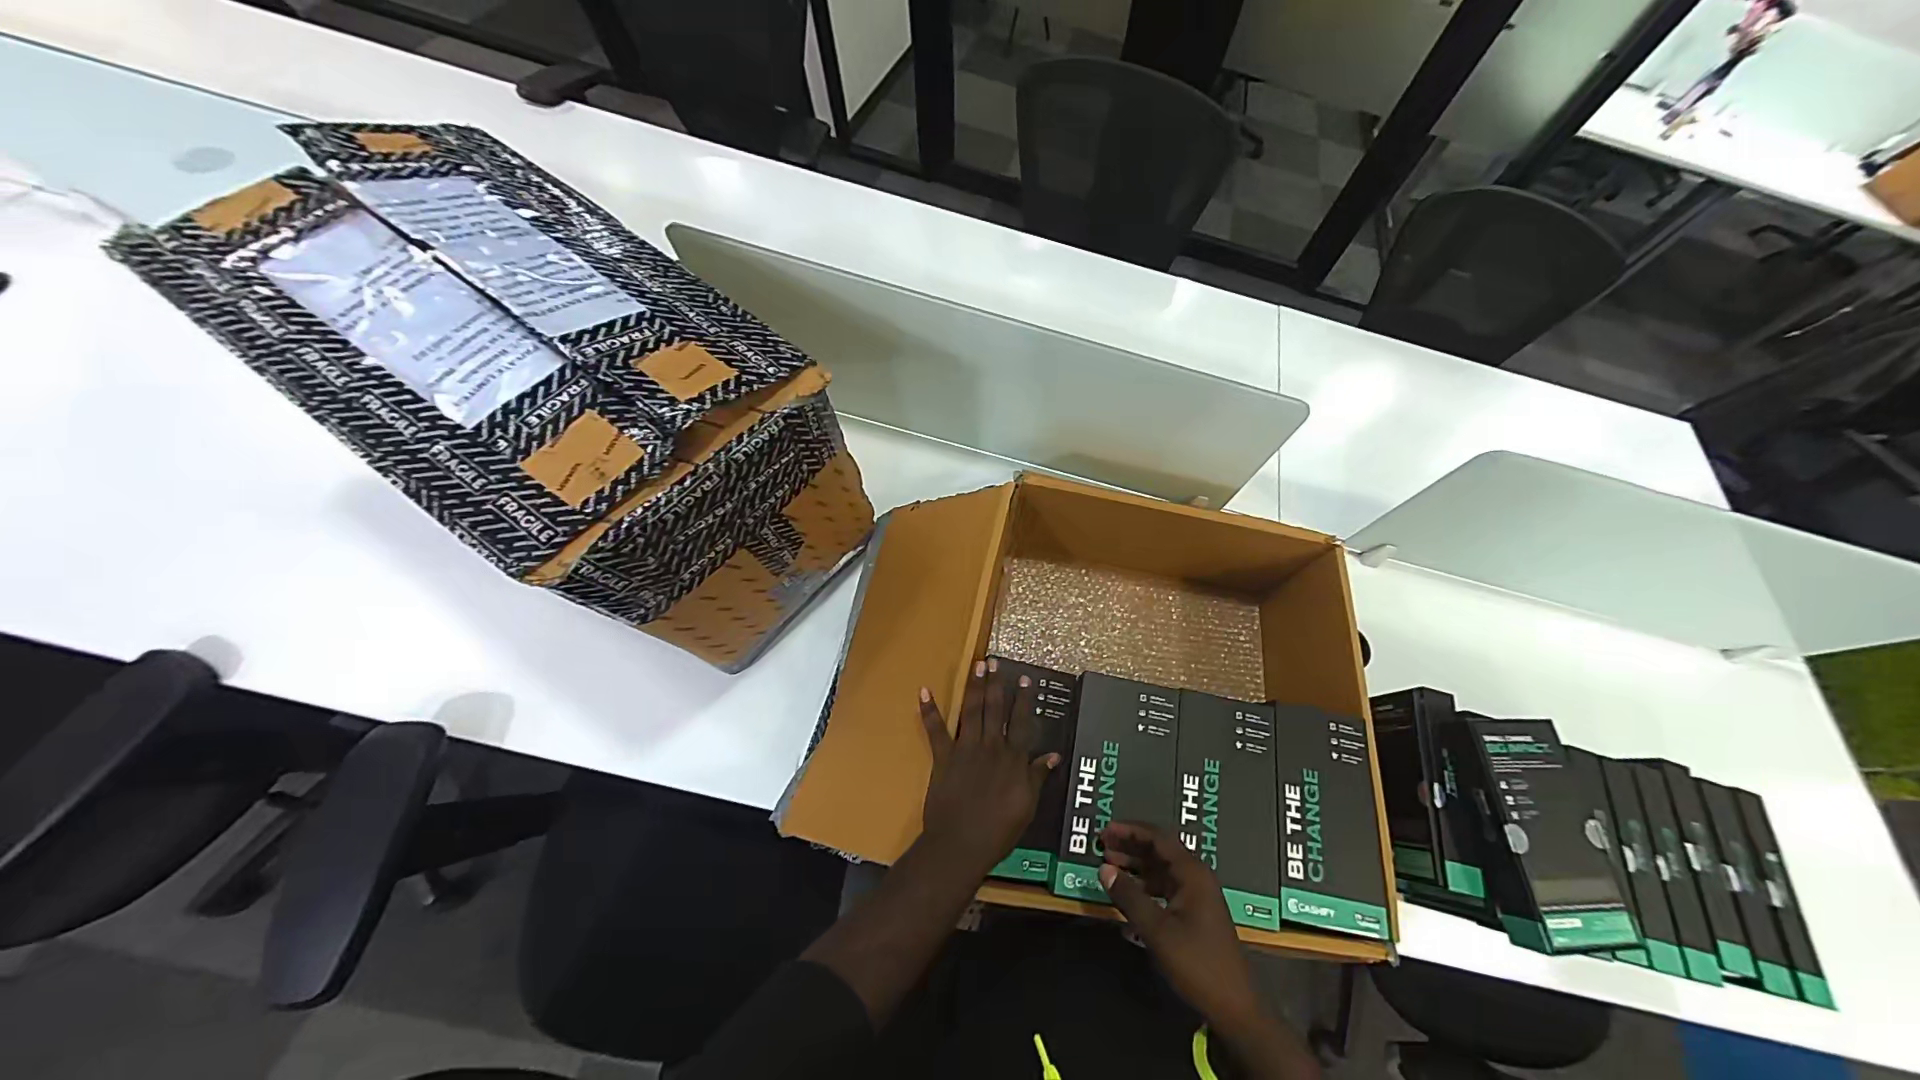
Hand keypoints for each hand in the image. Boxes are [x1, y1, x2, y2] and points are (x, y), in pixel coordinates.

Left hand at [917, 658, 1060, 878]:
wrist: (962, 843)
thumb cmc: (999, 829)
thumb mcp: (1027, 805)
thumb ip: (1038, 776)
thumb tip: (1054, 755)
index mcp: (1013, 759)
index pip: (1022, 722)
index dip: (1024, 699)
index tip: (1025, 678)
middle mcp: (991, 747)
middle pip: (996, 709)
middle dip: (996, 684)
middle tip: (995, 661)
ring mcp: (966, 749)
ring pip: (972, 711)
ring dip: (974, 687)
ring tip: (977, 666)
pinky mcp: (943, 757)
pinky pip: (936, 730)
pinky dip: (929, 710)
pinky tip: (924, 691)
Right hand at [1098, 821, 1264, 1032]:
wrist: (1234, 1007)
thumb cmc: (1197, 963)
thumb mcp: (1157, 929)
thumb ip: (1129, 896)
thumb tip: (1104, 869)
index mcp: (1192, 873)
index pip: (1158, 837)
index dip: (1130, 831)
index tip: (1105, 830)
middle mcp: (1196, 879)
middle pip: (1159, 851)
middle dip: (1130, 846)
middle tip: (1102, 845)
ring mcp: (1197, 897)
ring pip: (1161, 871)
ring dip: (1135, 867)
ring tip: (1109, 868)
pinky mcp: (1194, 915)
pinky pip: (1165, 890)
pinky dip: (1144, 889)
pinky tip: (1126, 899)